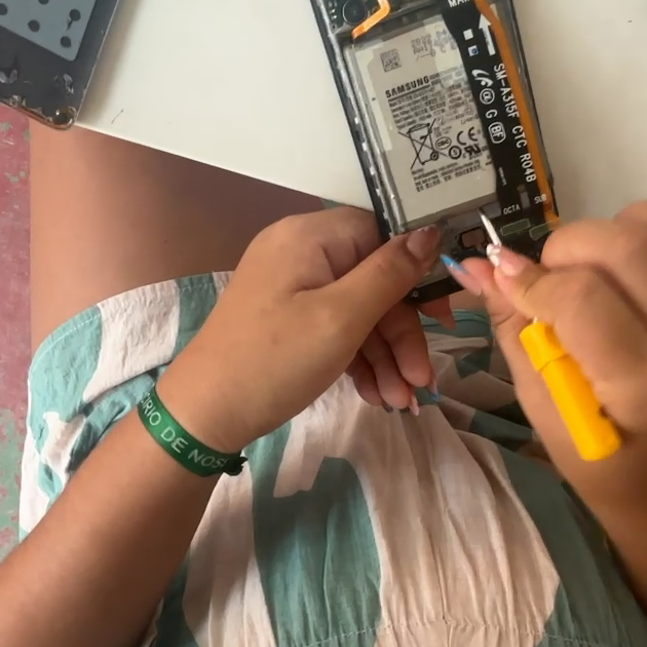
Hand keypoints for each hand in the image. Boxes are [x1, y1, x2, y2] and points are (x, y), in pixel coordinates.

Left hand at [159, 207, 442, 451]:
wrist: (205, 415)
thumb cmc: (274, 361)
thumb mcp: (340, 318)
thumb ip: (390, 273)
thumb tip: (431, 230)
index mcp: (311, 236)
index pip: (382, 234)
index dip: (416, 274)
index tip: (442, 317)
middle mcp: (302, 253)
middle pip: (374, 281)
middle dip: (402, 336)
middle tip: (422, 383)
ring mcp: (294, 290)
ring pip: (359, 313)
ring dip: (386, 358)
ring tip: (401, 403)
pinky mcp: (289, 322)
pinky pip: (337, 329)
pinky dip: (360, 361)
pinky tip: (377, 396)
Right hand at [451, 200, 646, 515]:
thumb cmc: (586, 443)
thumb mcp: (536, 394)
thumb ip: (511, 323)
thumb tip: (478, 263)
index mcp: (638, 383)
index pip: (581, 298)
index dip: (532, 282)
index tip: (507, 282)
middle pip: (627, 248)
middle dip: (566, 247)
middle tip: (547, 275)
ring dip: (612, 228)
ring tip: (589, 260)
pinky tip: (627, 243)